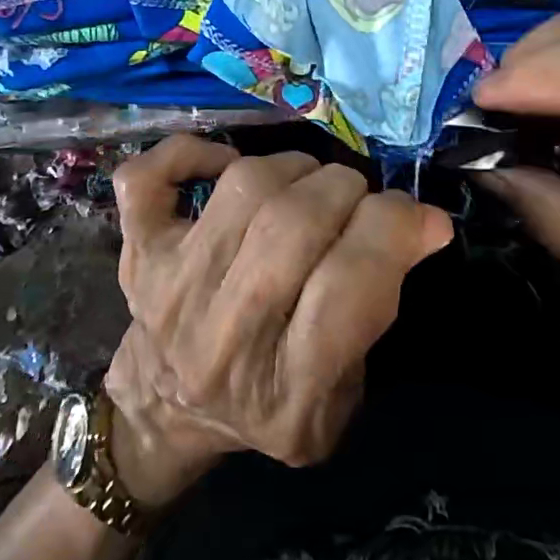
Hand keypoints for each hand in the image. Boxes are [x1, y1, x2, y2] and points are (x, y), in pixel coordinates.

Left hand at [101, 136, 451, 507]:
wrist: (171, 407)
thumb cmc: (267, 403)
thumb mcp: (342, 392)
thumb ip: (379, 307)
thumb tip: (421, 219)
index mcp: (285, 390)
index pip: (348, 287)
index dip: (393, 232)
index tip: (418, 216)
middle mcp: (219, 337)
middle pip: (293, 225)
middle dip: (345, 191)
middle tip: (356, 198)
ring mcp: (169, 287)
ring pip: (243, 188)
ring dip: (293, 168)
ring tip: (307, 184)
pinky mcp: (137, 252)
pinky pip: (147, 177)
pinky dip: (188, 153)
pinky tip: (224, 166)